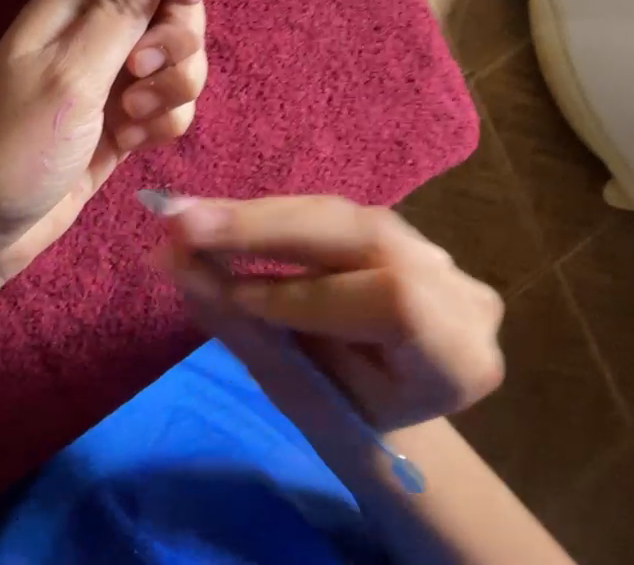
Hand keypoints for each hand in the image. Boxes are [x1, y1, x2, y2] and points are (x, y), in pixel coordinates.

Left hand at [0, 0, 208, 293]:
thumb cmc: (14, 146)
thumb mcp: (72, 72)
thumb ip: (122, 7)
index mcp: (67, 2)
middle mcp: (93, 30)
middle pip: (168, 0)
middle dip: (177, 36)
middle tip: (143, 71)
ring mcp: (110, 76)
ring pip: (177, 55)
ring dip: (173, 85)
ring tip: (130, 116)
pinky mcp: (124, 119)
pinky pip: (170, 102)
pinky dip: (163, 120)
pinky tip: (132, 143)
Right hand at [162, 196, 504, 435]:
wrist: (383, 406)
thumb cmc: (345, 419)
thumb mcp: (300, 391)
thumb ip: (244, 326)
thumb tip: (174, 265)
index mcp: (458, 354)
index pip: (390, 303)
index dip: (307, 294)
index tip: (229, 294)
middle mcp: (457, 289)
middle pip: (358, 235)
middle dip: (262, 228)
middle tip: (181, 224)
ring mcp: (432, 252)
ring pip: (334, 215)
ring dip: (254, 217)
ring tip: (186, 218)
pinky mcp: (397, 229)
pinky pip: (325, 214)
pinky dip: (265, 217)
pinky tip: (217, 217)